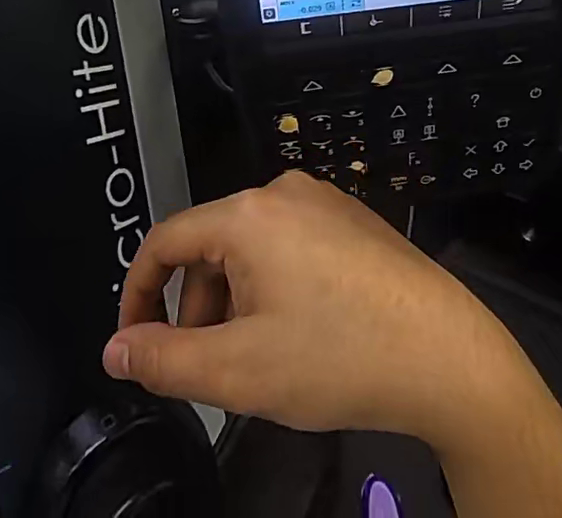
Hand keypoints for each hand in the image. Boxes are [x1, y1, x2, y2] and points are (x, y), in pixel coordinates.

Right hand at [104, 172, 536, 445]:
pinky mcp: (355, 219)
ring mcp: (327, 200)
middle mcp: (286, 191)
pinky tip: (302, 330)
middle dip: (198, 305)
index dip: (139, 293)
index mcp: (250, 213)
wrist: (446, 352)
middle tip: (213, 366)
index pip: (166, 239)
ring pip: (253, 248)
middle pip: (213, 244)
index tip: (136, 343)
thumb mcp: (237, 370)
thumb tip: (116, 349)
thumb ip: (163, 359)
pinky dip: (275, 286)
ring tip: (262, 355)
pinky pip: (292, 245)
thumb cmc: (336, 356)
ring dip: (238, 300)